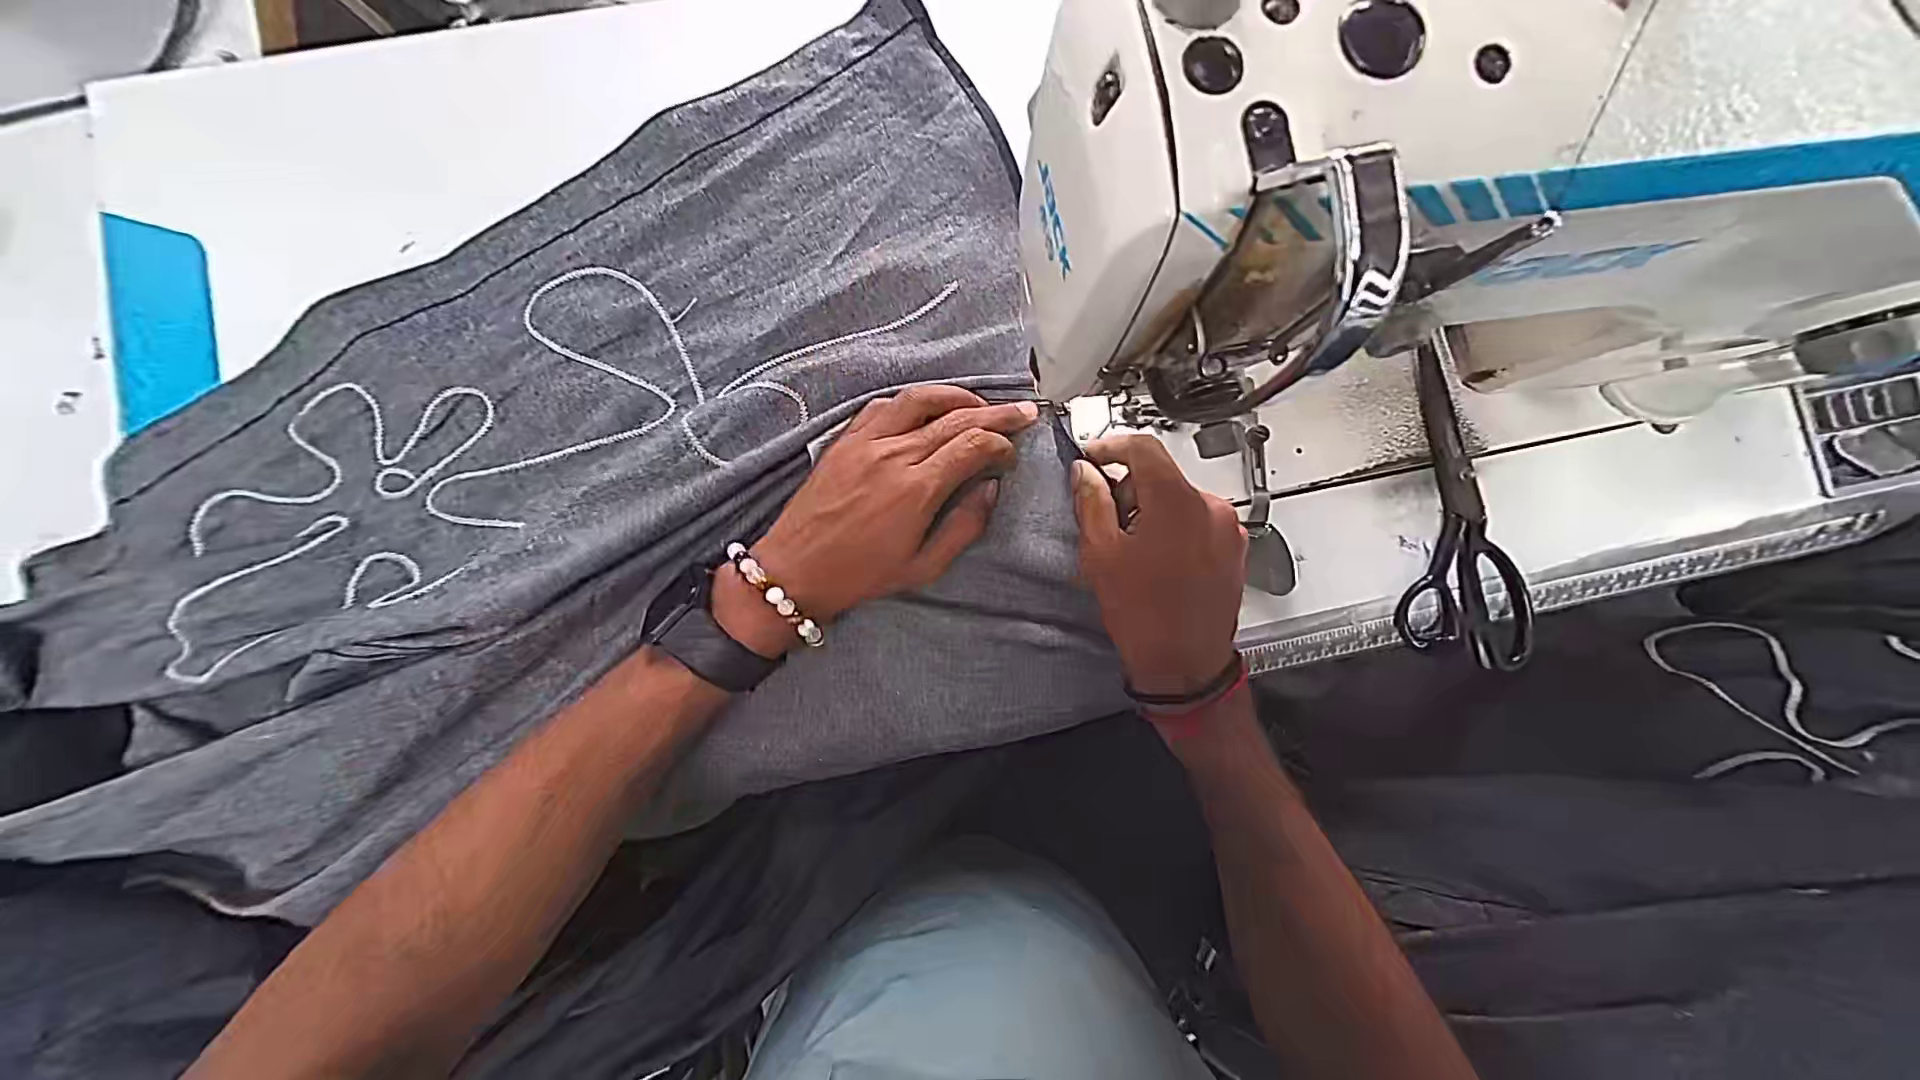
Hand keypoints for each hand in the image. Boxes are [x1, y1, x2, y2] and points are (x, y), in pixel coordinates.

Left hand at [713, 385, 1038, 655]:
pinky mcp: (845, 441)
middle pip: (956, 418)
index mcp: (916, 489)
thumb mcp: (923, 568)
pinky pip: (882, 406)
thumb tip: (990, 491)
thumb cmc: (859, 575)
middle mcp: (893, 456)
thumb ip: (964, 527)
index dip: (1001, 443)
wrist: (796, 571)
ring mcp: (866, 443)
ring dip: (956, 396)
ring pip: (920, 400)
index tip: (1011, 453)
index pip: (972, 445)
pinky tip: (926, 407)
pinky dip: (911, 400)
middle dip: (996, 413)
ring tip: (979, 402)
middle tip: (1021, 411)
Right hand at [1071, 435, 1246, 695]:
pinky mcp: (1233, 546)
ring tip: (1133, 550)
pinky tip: (1156, 559)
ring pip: (1179, 497)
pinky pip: (1197, 519)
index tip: (1095, 456)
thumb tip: (1085, 474)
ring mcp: (1226, 528)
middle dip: (1129, 488)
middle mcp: (1209, 508)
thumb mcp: (1101, 554)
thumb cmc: (1147, 618)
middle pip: (1161, 474)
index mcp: (1176, 502)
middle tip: (1105, 518)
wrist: (1184, 662)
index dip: (1112, 447)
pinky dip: (1173, 526)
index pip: (1144, 448)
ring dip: (1151, 509)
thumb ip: (1091, 502)